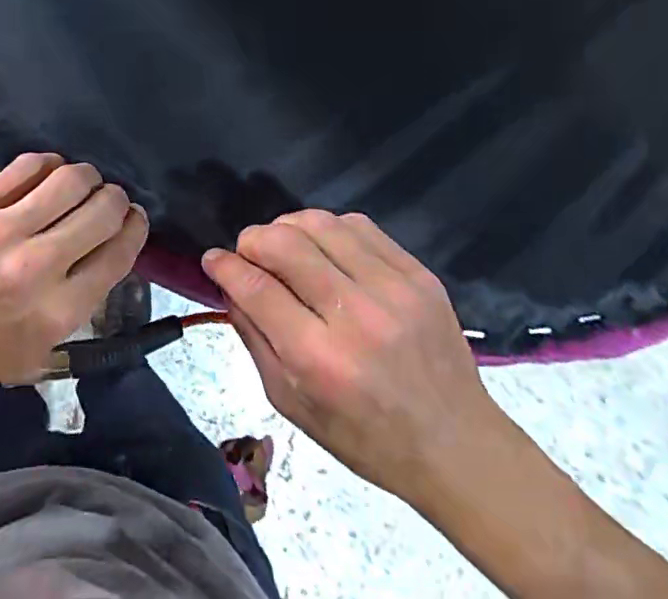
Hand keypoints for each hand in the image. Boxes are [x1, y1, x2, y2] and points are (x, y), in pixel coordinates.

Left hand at [0, 153, 147, 392]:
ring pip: (71, 179)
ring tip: (83, 187)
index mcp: (57, 310)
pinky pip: (29, 165)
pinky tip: (51, 175)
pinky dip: (51, 166)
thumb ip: (90, 291)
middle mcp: (33, 267)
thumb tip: (120, 235)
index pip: (119, 251)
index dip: (135, 227)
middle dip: (116, 201)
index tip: (135, 218)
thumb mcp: (51, 341)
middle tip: (110, 202)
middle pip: (102, 210)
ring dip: (88, 179)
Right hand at [201, 210, 499, 502]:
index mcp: (319, 360)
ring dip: (288, 226)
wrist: (454, 442)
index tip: (213, 258)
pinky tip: (324, 246)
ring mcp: (394, 289)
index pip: (257, 288)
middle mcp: (356, 316)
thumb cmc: (366, 437)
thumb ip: (256, 340)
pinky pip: (361, 225)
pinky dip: (330, 228)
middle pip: (285, 244)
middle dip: (253, 239)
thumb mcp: (293, 405)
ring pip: (322, 224)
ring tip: (283, 244)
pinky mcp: (419, 274)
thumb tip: (230, 287)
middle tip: (247, 251)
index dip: (225, 266)